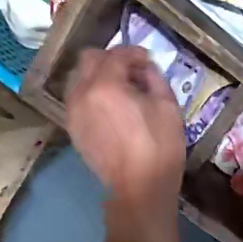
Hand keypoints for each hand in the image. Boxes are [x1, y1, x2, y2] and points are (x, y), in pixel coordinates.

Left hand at [66, 46, 185, 220]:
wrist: (140, 188)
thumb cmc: (160, 148)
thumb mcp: (168, 107)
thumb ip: (155, 79)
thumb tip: (145, 69)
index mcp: (106, 85)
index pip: (116, 55)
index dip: (134, 53)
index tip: (148, 60)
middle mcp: (82, 94)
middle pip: (88, 59)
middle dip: (111, 59)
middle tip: (132, 71)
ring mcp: (74, 112)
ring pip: (78, 78)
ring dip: (98, 75)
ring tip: (120, 89)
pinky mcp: (73, 129)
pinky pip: (77, 99)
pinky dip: (92, 94)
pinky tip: (111, 107)